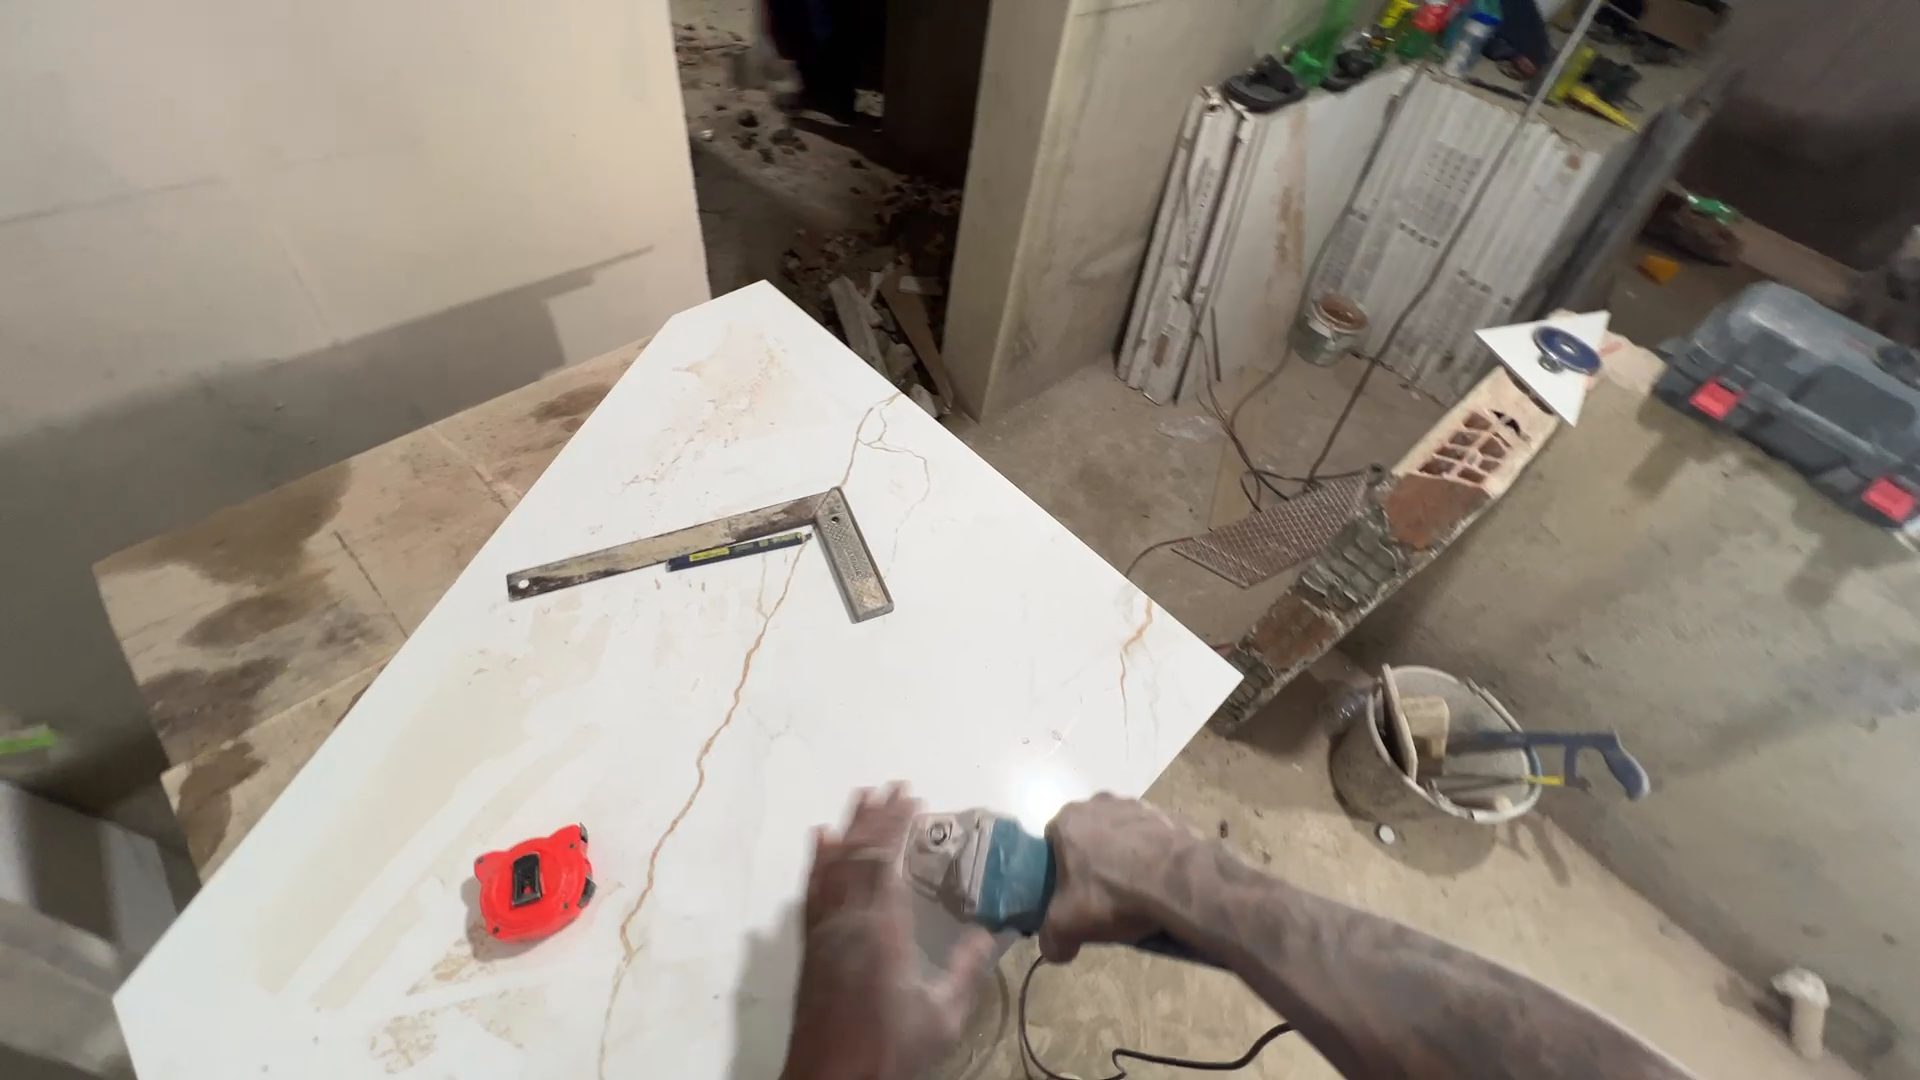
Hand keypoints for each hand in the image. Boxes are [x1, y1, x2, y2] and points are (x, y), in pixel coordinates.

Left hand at [781, 785, 995, 1079]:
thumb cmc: (890, 1050)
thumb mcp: (942, 1018)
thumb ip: (967, 972)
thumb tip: (991, 934)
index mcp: (884, 928)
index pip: (887, 860)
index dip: (898, 825)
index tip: (914, 801)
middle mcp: (851, 917)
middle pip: (860, 852)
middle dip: (877, 815)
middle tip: (894, 786)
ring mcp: (826, 927)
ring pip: (835, 862)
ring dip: (850, 826)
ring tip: (863, 796)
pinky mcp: (812, 941)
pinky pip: (813, 888)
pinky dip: (818, 858)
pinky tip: (822, 837)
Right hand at [1039, 793, 1202, 962]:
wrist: (1175, 881)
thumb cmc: (1111, 893)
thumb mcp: (1068, 925)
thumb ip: (1052, 938)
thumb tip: (1053, 949)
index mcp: (1067, 820)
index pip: (1053, 841)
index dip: (1060, 868)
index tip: (1071, 892)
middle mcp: (1098, 803)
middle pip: (1089, 835)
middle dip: (1094, 861)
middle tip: (1104, 895)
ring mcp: (1135, 806)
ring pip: (1122, 835)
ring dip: (1126, 856)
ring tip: (1137, 892)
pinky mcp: (1165, 816)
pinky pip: (1152, 838)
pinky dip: (1154, 857)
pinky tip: (1161, 884)